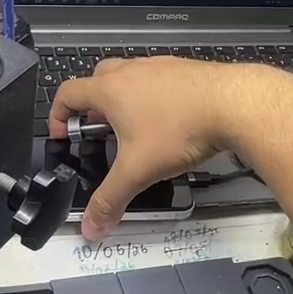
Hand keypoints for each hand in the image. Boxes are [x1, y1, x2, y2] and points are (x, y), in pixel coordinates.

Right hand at [49, 57, 281, 238]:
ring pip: (131, 77)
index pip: (68, 93)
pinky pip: (160, 81)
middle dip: (92, 104)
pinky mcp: (186, 71)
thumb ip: (111, 199)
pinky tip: (168, 122)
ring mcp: (160, 67)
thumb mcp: (138, 171)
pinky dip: (155, 98)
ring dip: (124, 99)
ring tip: (134, 130)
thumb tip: (92, 226)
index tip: (62, 134)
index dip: (58, 115)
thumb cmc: (181, 128)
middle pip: (97, 78)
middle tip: (98, 130)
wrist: (234, 104)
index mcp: (110, 89)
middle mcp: (132, 71)